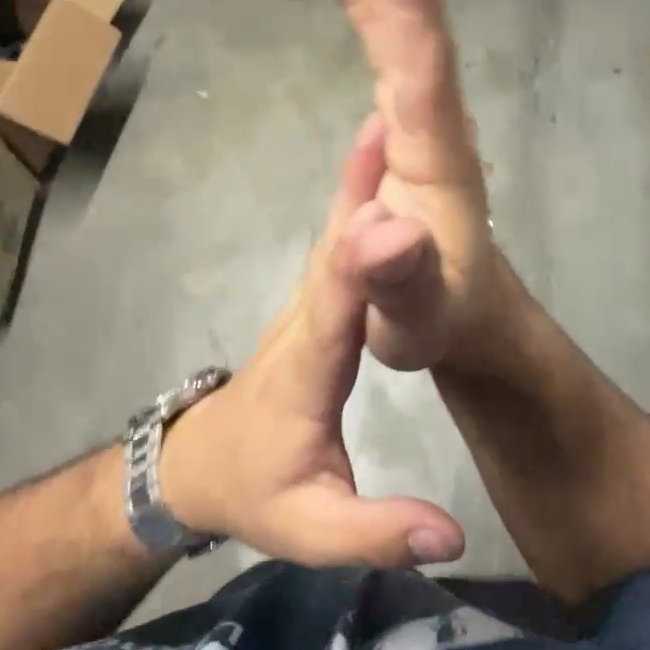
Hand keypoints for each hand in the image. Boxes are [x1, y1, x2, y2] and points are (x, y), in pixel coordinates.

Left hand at [159, 114, 465, 567]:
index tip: (392, 216)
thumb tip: (453, 535)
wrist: (196, 466)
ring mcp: (306, 299)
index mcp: (308, 370)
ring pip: (337, 230)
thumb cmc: (256, 489)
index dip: (360, 266)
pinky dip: (363, 190)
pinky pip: (343, 235)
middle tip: (401, 118)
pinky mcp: (314, 292)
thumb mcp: (311, 529)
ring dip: (365, 175)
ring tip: (399, 114)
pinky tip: (382, 153)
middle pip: (336, 247)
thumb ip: (376, 532)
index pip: (333, 314)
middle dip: (366, 186)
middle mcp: (305, 318)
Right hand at [295, 0, 509, 371]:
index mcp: (436, 151)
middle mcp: (433, 113)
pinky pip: (386, 39)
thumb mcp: (417, 322)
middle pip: (406, 14)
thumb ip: (402, 283)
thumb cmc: (441, 318)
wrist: (466, 313)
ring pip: (396, 16)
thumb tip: (380, 228)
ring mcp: (421, 109)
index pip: (423, 58)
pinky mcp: (407, 114)